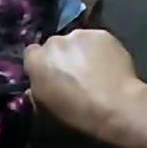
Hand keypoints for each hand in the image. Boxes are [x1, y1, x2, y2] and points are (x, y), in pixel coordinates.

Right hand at [24, 29, 146, 138]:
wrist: (115, 106)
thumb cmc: (75, 113)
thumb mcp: (46, 110)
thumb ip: (36, 93)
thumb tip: (34, 88)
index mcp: (36, 60)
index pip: (32, 54)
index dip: (42, 65)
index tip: (51, 76)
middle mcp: (54, 42)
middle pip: (55, 46)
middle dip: (62, 57)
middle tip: (74, 74)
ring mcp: (79, 35)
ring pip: (77, 41)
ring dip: (81, 52)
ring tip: (95, 70)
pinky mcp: (102, 34)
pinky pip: (97, 41)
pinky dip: (100, 50)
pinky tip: (109, 66)